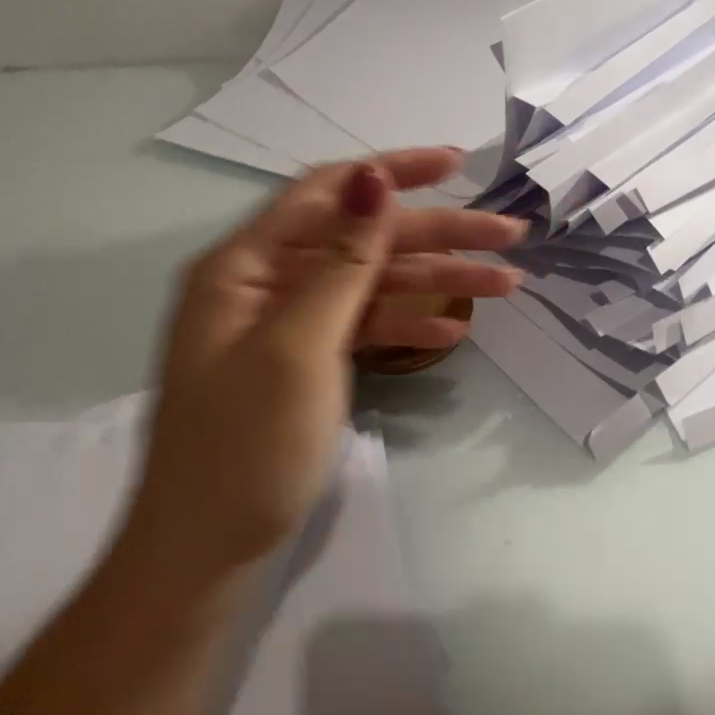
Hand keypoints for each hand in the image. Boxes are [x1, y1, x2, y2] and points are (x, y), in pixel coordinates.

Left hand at [124, 149, 526, 573]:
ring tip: (506, 285)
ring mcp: (285, 325)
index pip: (328, 192)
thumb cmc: (245, 443)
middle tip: (510, 237)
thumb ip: (343, 259)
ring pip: (373, 284)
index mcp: (244, 266)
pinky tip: (453, 336)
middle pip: (364, 240)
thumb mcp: (299, 344)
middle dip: (438, 236)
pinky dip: (408, 327)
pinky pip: (364, 326)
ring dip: (437, 284)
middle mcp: (264, 283)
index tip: (459, 163)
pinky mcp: (304, 362)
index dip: (395, 172)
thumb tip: (372, 176)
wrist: (204, 551)